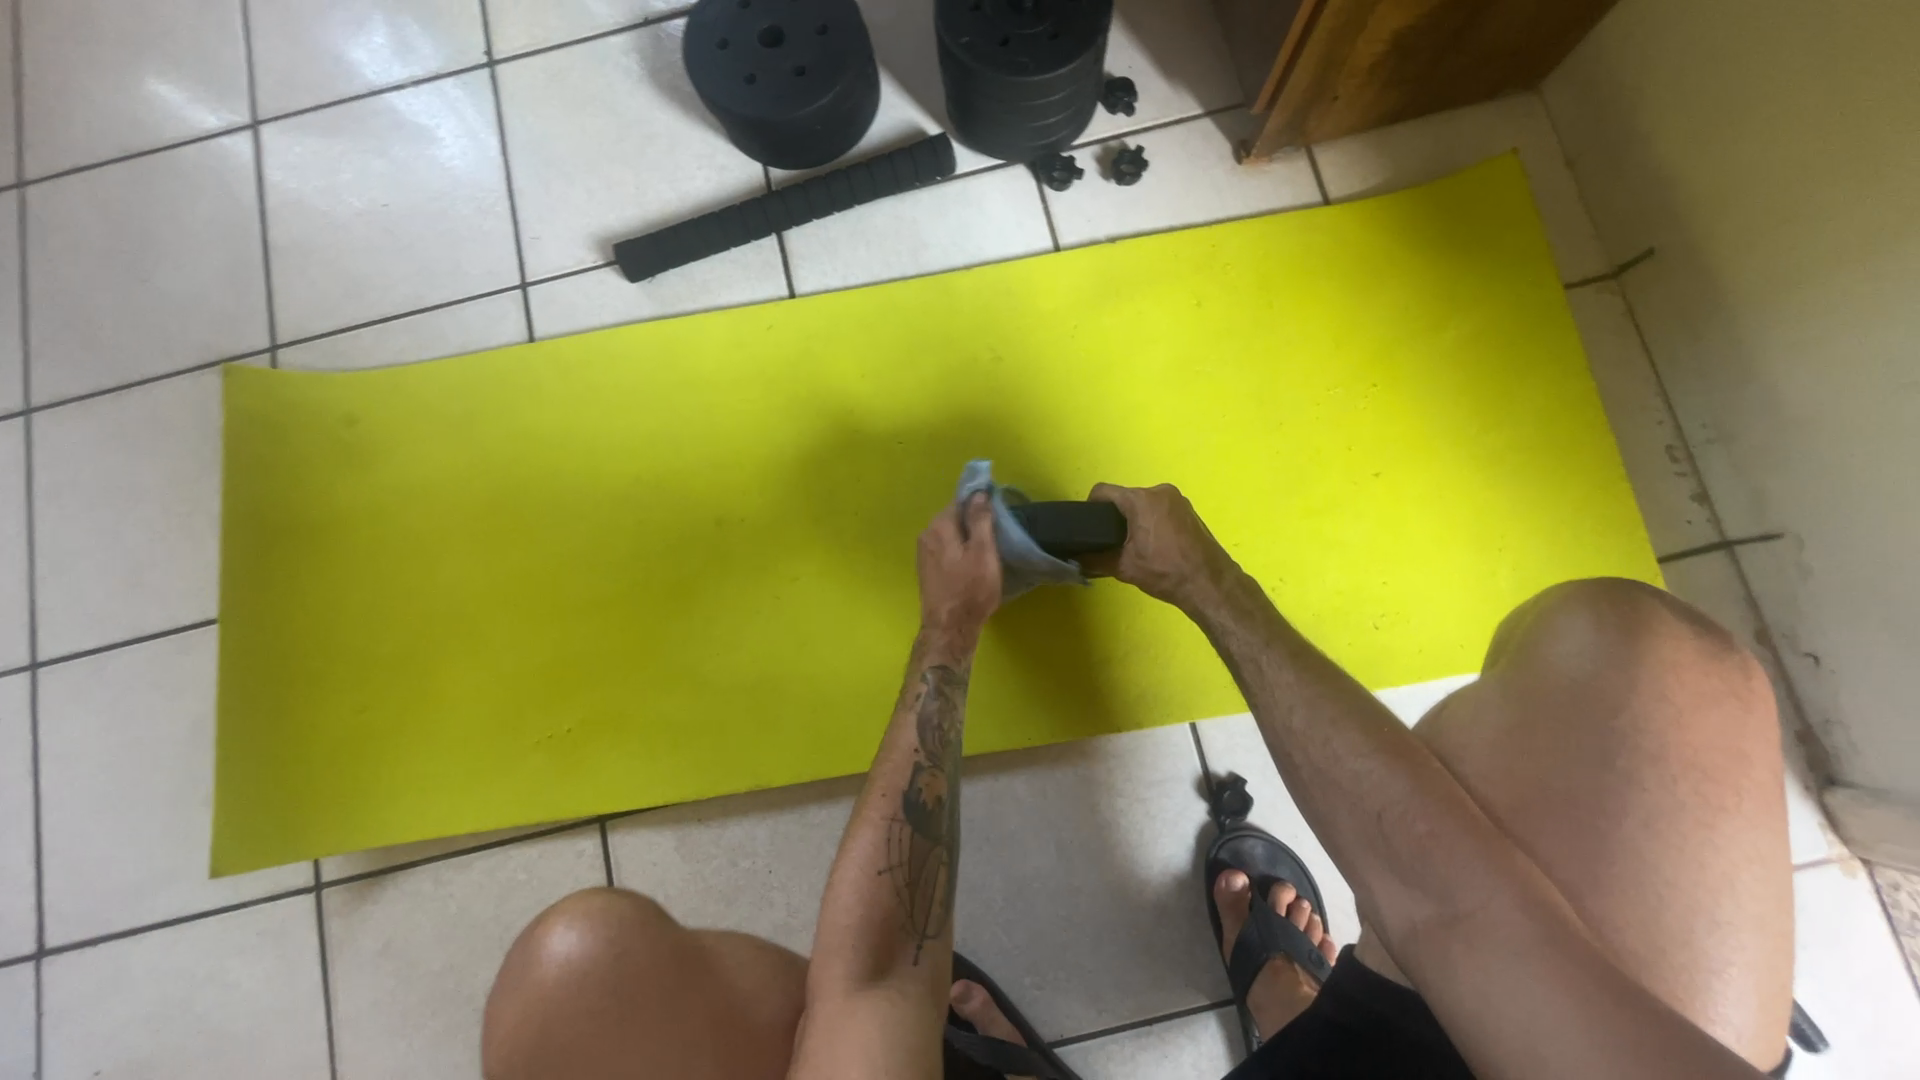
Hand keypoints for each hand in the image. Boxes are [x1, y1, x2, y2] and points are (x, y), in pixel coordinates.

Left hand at [917, 492, 1001, 645]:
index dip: (980, 504)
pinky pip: (946, 550)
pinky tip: (972, 565)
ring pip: (951, 536)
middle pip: (954, 518)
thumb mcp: (983, 551)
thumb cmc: (971, 589)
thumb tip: (979, 492)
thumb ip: (980, 519)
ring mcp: (924, 553)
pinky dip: (959, 552)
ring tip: (987, 552)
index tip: (998, 515)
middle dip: (974, 522)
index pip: (960, 501)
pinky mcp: (927, 569)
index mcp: (939, 526)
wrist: (950, 628)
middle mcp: (926, 534)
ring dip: (967, 539)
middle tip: (997, 536)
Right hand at [1084, 483, 1241, 612]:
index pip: (1103, 491)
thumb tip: (1075, 560)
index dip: (1090, 507)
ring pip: (1144, 504)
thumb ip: (1095, 560)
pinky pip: (1160, 510)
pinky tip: (1154, 545)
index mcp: (1141, 500)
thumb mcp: (1124, 567)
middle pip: (1125, 498)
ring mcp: (1178, 500)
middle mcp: (1160, 492)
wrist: (1209, 583)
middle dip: (1115, 518)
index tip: (1089, 526)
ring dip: (1135, 521)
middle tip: (1111, 542)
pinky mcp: (1189, 510)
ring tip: (1134, 546)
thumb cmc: (1165, 571)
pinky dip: (1152, 523)